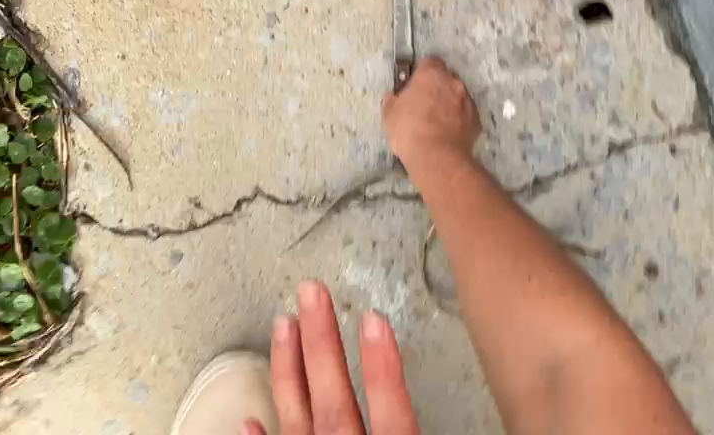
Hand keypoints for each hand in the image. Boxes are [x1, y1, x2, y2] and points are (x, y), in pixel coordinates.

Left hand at [244, 280, 419, 434]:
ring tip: (282, 323)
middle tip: (311, 293)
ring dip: (288, 373)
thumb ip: (415, 426)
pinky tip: (248, 418)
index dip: (383, 370)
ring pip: (298, 423)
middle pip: (335, 408)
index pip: (394, 421)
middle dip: (321, 346)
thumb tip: (465, 427)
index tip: (375, 319)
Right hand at [382, 57, 480, 170]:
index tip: (415, 83)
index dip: (422, 71)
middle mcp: (452, 82)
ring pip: (458, 95)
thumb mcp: (390, 113)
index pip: (430, 61)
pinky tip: (448, 132)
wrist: (437, 157)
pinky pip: (466, 114)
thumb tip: (392, 97)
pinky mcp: (476, 120)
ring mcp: (467, 101)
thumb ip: (392, 100)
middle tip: (424, 103)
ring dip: (449, 102)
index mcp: (431, 74)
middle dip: (437, 86)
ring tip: (437, 121)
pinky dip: (458, 119)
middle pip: (446, 77)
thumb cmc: (409, 129)